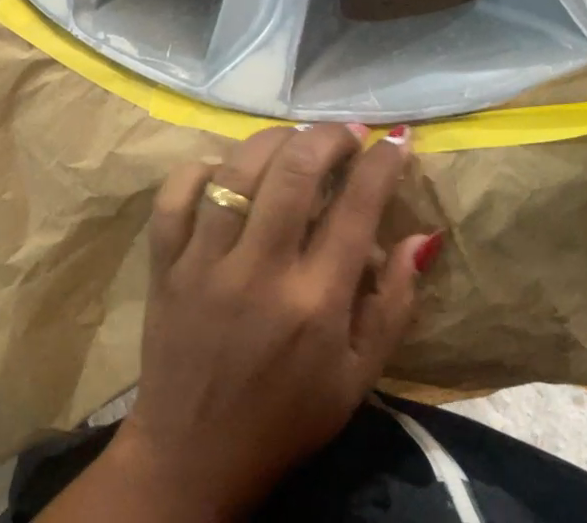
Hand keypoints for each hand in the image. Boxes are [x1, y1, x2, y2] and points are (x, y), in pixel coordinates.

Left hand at [109, 125, 435, 518]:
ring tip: (294, 138)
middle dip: (326, 136)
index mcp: (316, 303)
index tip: (394, 138)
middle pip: (292, 172)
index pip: (355, 208)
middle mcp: (259, 272)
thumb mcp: (359, 377)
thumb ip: (394, 305)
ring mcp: (204, 265)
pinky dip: (199, 170)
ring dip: (270, 141)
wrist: (195, 455)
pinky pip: (174, 198)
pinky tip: (223, 168)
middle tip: (346, 131)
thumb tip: (421, 237)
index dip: (381, 162)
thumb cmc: (288, 418)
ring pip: (234, 174)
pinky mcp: (165, 267)